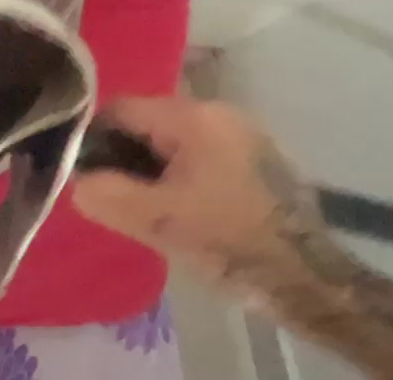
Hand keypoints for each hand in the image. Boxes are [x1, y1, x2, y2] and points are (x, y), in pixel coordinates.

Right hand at [71, 97, 339, 302]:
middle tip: (121, 197)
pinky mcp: (259, 157)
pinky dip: (185, 172)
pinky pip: (202, 152)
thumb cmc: (232, 244)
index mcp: (193, 117)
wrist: (314, 283)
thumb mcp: (160, 224)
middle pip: (148, 121)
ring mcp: (243, 132)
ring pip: (174, 138)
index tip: (91, 176)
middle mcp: (218, 111)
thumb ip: (108, 195)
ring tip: (153, 207)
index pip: (120, 109)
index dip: (96, 140)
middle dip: (127, 156)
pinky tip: (188, 209)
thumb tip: (78, 180)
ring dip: (155, 166)